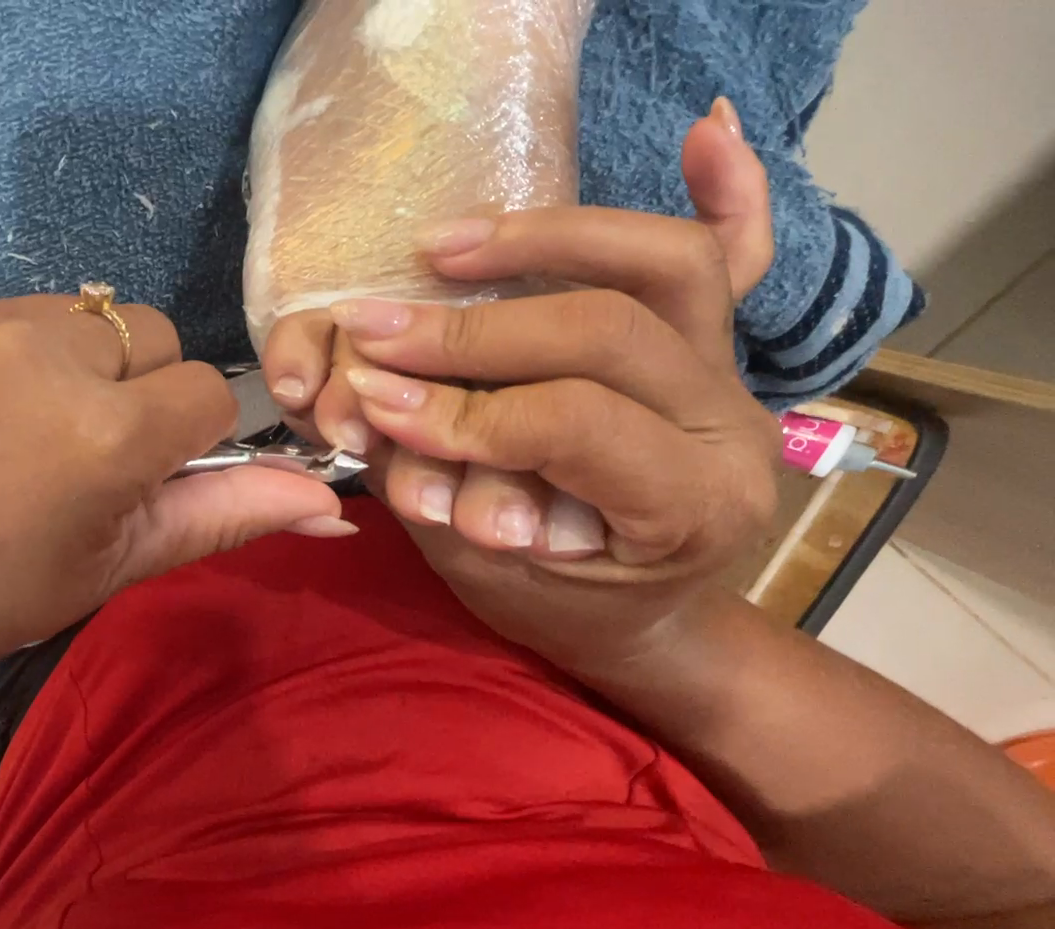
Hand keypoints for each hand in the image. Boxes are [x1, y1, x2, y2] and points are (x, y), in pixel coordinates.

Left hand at [0, 295, 344, 699]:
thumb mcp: (113, 566)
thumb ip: (223, 518)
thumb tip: (329, 500)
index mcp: (104, 429)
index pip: (204, 393)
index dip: (183, 441)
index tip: (133, 478)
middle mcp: (46, 348)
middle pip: (150, 337)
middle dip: (134, 392)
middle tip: (74, 457)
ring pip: (82, 317)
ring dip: (75, 366)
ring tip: (17, 433)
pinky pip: (7, 314)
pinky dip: (11, 355)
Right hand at [266, 101, 781, 674]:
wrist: (635, 617)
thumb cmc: (557, 608)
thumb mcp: (484, 572)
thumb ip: (436, 484)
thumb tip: (375, 402)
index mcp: (684, 507)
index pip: (570, 424)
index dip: (464, 410)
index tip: (374, 404)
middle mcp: (729, 425)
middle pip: (607, 330)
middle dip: (474, 332)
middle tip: (374, 329)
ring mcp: (729, 375)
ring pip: (663, 266)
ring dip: (543, 240)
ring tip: (440, 247)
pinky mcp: (711, 350)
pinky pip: (733, 260)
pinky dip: (730, 191)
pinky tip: (704, 132)